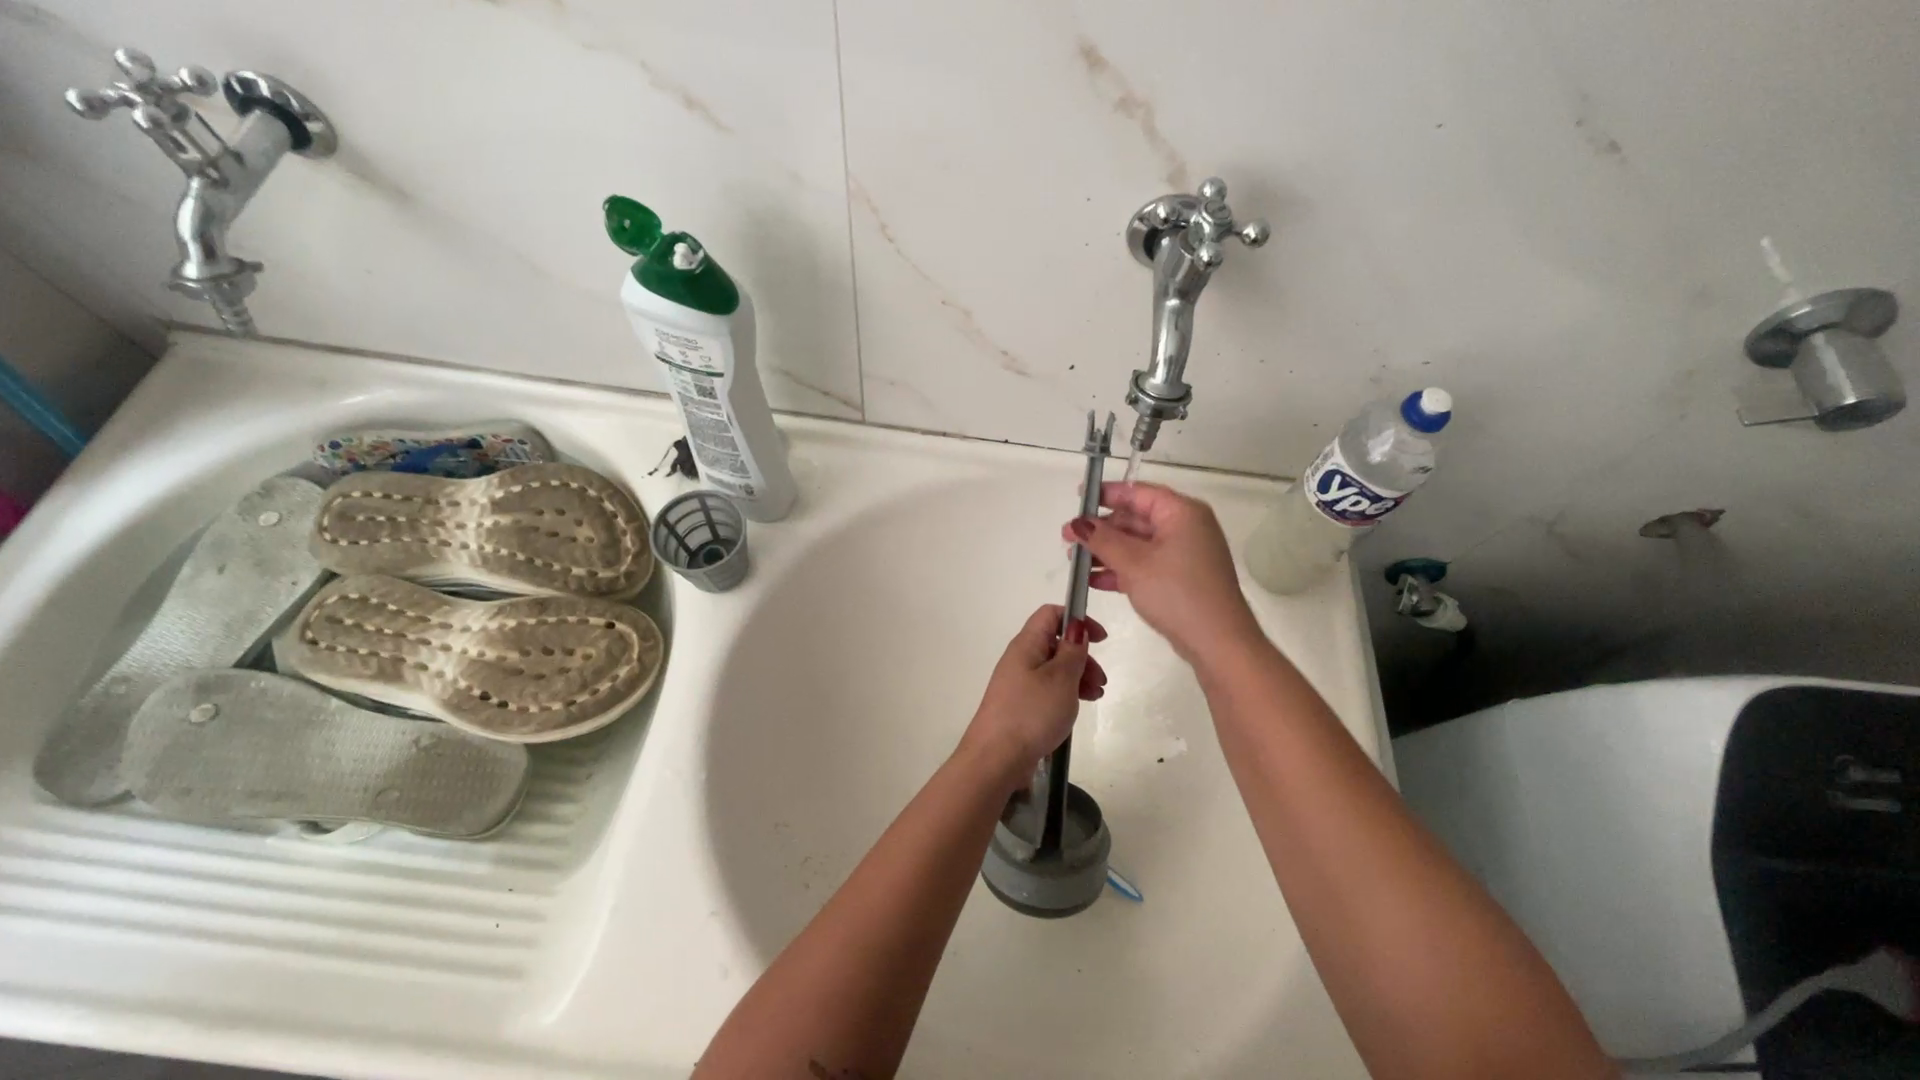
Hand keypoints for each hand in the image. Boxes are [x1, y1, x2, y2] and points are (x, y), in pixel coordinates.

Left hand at [958, 604, 1106, 790]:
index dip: (1077, 619)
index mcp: (1026, 644)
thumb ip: (1072, 650)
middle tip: (1101, 679)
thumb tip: (1076, 627)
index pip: (1050, 614)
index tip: (1100, 638)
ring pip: (1054, 668)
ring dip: (1078, 676)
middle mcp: (1020, 659)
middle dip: (1082, 655)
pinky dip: (1067, 693)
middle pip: (1055, 643)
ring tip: (1097, 696)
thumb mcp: (1061, 679)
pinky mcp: (1020, 705)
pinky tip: (1079, 706)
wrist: (996, 758)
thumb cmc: (1031, 713)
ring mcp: (1018, 683)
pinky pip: (1048, 689)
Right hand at [1062, 481, 1261, 662]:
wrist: (1218, 642)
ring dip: (1106, 552)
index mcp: (1181, 513)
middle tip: (1067, 538)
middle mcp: (1185, 528)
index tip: (1077, 498)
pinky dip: (1121, 570)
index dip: (1106, 494)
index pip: (1138, 493)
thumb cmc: (1177, 593)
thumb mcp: (1134, 563)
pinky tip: (1093, 581)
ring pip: (1137, 545)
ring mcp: (1184, 555)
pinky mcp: (1180, 579)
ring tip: (1075, 561)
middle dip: (1101, 529)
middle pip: (1136, 519)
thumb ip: (1103, 540)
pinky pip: (1145, 565)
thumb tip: (1077, 523)